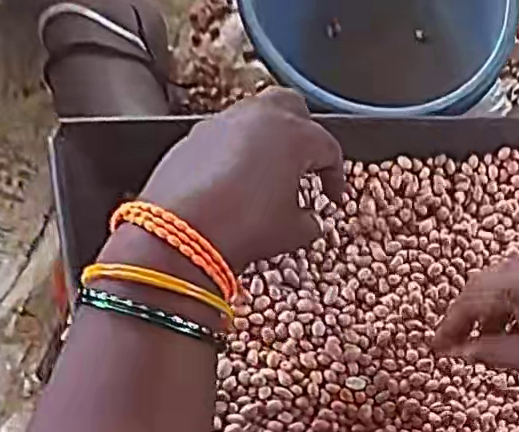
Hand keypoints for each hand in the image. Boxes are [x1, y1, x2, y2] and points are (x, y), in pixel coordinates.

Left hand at [138, 88, 345, 272]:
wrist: (183, 231)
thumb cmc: (245, 227)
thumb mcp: (292, 234)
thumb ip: (310, 223)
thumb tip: (311, 221)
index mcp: (294, 135)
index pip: (328, 148)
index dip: (336, 177)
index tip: (334, 198)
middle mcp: (259, 116)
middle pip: (294, 109)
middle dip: (305, 136)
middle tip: (307, 168)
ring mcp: (223, 121)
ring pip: (256, 118)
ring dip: (270, 142)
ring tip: (271, 178)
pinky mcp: (196, 135)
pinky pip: (227, 136)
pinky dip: (239, 153)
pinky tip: (238, 184)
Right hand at [431, 257, 518, 389]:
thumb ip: (485, 351)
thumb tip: (459, 352)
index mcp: (517, 280)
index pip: (469, 300)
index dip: (449, 326)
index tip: (436, 349)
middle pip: (482, 288)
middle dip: (464, 317)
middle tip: (452, 344)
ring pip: (502, 288)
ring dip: (486, 314)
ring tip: (478, 345)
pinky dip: (507, 311)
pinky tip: (506, 334)